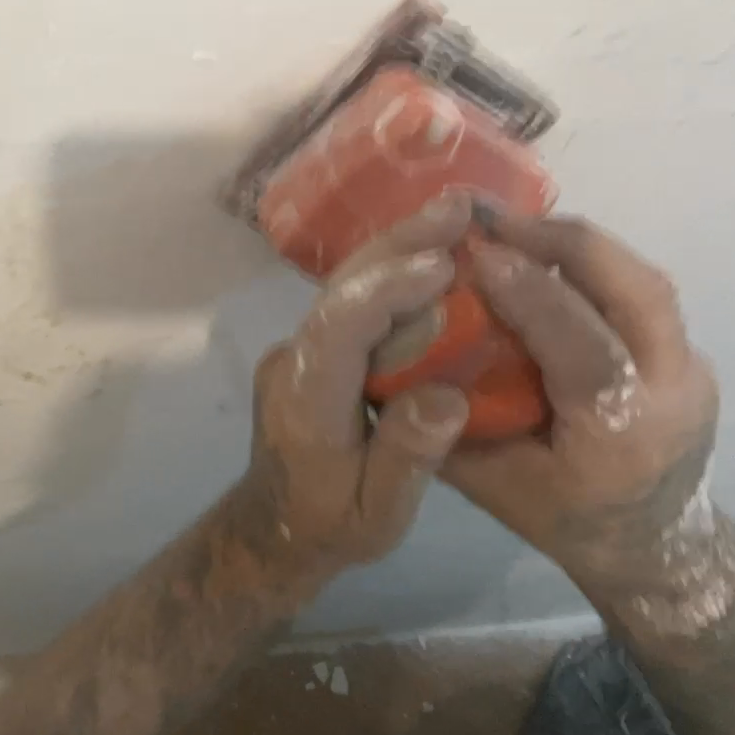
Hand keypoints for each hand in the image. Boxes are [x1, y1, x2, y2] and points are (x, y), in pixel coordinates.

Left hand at [241, 194, 475, 575]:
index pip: (338, 328)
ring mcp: (298, 351)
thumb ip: (406, 458)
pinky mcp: (312, 351)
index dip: (386, 290)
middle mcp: (294, 361)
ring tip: (453, 217)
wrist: (277, 525)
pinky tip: (431, 256)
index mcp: (306, 401)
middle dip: (396, 247)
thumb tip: (447, 398)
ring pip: (344, 290)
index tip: (441, 263)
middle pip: (339, 292)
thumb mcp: (376, 514)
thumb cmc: (330, 524)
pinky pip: (352, 303)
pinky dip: (391, 277)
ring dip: (395, 252)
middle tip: (457, 209)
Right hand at [441, 212, 719, 579]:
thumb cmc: (562, 520)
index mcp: (622, 436)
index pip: (585, 349)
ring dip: (574, 243)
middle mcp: (674, 392)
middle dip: (563, 242)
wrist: (657, 545)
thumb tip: (402, 357)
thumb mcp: (489, 484)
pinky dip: (586, 263)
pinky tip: (539, 256)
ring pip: (645, 279)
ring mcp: (692, 367)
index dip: (532, 294)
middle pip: (639, 290)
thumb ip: (450, 421)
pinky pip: (637, 290)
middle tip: (493, 217)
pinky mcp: (687, 353)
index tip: (477, 253)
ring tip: (510, 225)